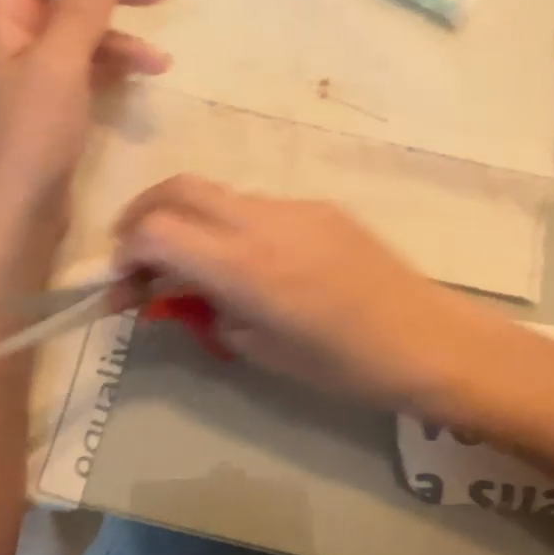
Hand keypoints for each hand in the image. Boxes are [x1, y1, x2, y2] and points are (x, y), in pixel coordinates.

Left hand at [0, 0, 169, 219]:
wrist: (14, 217)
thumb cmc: (31, 137)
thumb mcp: (59, 66)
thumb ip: (82, 10)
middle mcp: (11, 38)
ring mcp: (30, 74)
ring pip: (78, 34)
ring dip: (119, 37)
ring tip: (161, 59)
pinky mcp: (49, 106)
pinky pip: (83, 69)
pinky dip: (113, 67)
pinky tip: (144, 76)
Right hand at [113, 175, 484, 411]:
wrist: (429, 341)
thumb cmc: (345, 366)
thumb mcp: (261, 351)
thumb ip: (208, 312)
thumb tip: (178, 295)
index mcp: (244, 266)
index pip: (155, 230)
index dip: (125, 253)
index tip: (123, 286)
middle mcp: (261, 221)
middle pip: (176, 188)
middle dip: (141, 216)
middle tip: (134, 257)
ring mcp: (293, 207)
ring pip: (216, 194)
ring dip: (187, 221)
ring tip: (192, 267)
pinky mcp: (319, 207)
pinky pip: (255, 205)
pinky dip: (228, 225)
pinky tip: (247, 263)